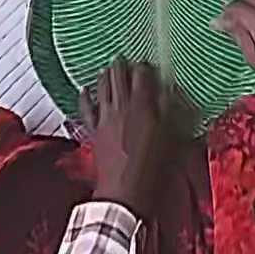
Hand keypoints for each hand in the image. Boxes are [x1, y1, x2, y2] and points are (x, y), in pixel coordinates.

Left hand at [80, 62, 177, 218]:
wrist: (125, 195)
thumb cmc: (152, 169)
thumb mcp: (171, 138)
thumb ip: (170, 111)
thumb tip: (171, 92)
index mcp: (143, 106)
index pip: (142, 75)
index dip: (144, 66)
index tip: (148, 64)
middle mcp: (122, 106)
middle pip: (119, 76)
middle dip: (122, 65)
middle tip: (124, 59)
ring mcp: (106, 117)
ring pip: (103, 87)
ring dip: (105, 75)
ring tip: (107, 67)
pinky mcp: (94, 130)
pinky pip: (86, 108)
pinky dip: (84, 96)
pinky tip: (83, 88)